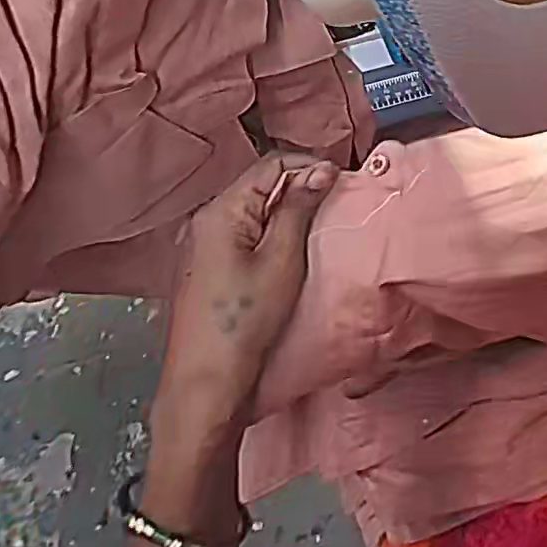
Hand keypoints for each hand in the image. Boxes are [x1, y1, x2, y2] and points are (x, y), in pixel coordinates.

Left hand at [161, 151, 339, 411]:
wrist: (206, 381)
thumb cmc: (247, 318)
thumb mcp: (282, 258)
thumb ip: (299, 207)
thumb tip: (321, 169)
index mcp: (221, 209)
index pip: (272, 164)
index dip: (309, 165)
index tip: (342, 180)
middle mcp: (206, 217)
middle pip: (261, 183)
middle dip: (300, 185)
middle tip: (335, 202)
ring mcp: (204, 241)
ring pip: (254, 206)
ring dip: (287, 207)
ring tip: (318, 223)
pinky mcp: (209, 263)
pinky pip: (245, 229)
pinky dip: (271, 228)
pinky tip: (290, 245)